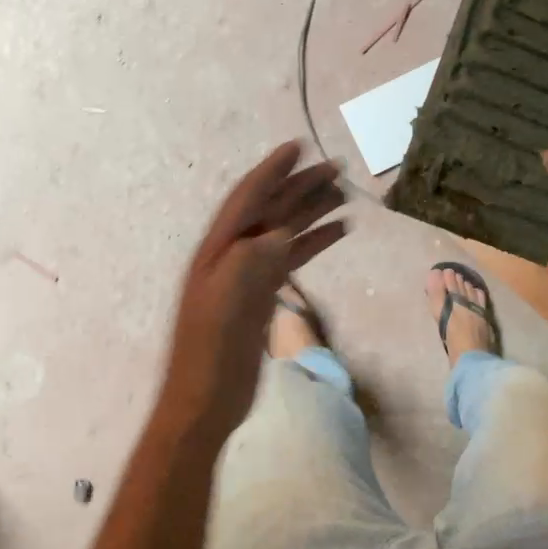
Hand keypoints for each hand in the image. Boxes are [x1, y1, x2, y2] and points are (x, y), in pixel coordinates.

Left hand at [156, 141, 347, 441]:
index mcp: (218, 249)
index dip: (271, 170)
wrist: (204, 402)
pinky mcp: (263, 294)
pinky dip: (315, 241)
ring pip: (285, 230)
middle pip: (271, 209)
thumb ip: (252, 263)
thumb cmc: (210, 354)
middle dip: (300, 185)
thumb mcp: (227, 305)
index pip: (248, 198)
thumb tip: (281, 232)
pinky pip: (292, 257)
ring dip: (311, 209)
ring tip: (343, 193)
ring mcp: (249, 273)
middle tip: (336, 167)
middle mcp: (233, 253)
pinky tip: (338, 231)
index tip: (298, 146)